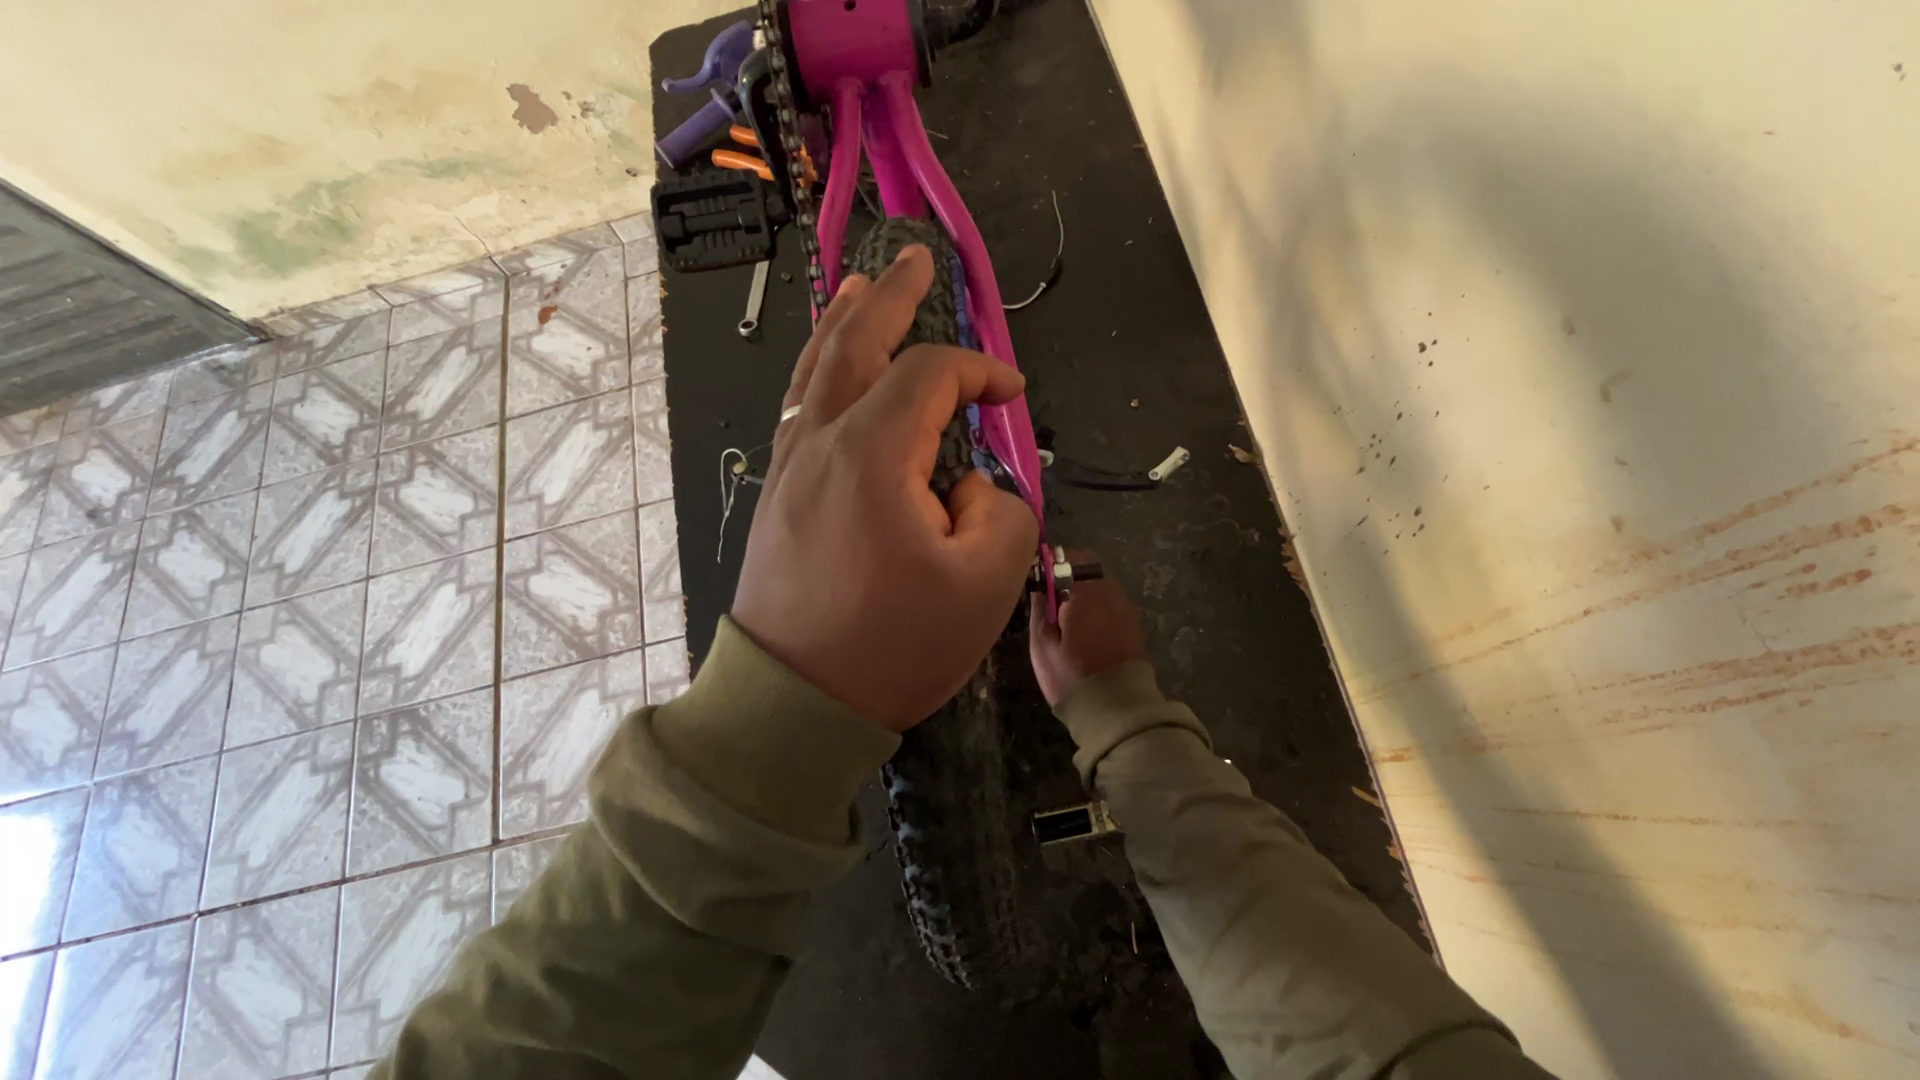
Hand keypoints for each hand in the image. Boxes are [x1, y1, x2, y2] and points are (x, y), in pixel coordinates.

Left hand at [731, 246, 1039, 732]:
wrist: (794, 703)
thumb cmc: (893, 646)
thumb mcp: (986, 584)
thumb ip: (1001, 511)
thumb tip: (967, 486)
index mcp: (873, 453)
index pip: (930, 375)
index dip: (978, 370)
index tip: (1012, 392)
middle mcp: (822, 442)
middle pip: (855, 345)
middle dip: (891, 298)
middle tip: (913, 257)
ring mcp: (790, 466)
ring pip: (814, 372)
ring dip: (842, 324)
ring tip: (857, 286)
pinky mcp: (777, 495)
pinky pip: (797, 410)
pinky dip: (815, 373)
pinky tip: (823, 369)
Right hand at [1028, 556, 1147, 706]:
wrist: (1116, 708)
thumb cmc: (1071, 677)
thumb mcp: (1043, 646)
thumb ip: (1039, 608)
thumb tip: (1037, 583)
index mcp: (1086, 593)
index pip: (1069, 556)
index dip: (1050, 562)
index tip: (1036, 577)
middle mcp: (1110, 592)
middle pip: (1089, 564)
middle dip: (1067, 571)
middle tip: (1049, 594)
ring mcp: (1125, 607)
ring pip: (1101, 580)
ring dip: (1083, 585)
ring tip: (1065, 611)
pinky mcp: (1132, 623)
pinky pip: (1111, 598)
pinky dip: (1096, 600)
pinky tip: (1083, 624)